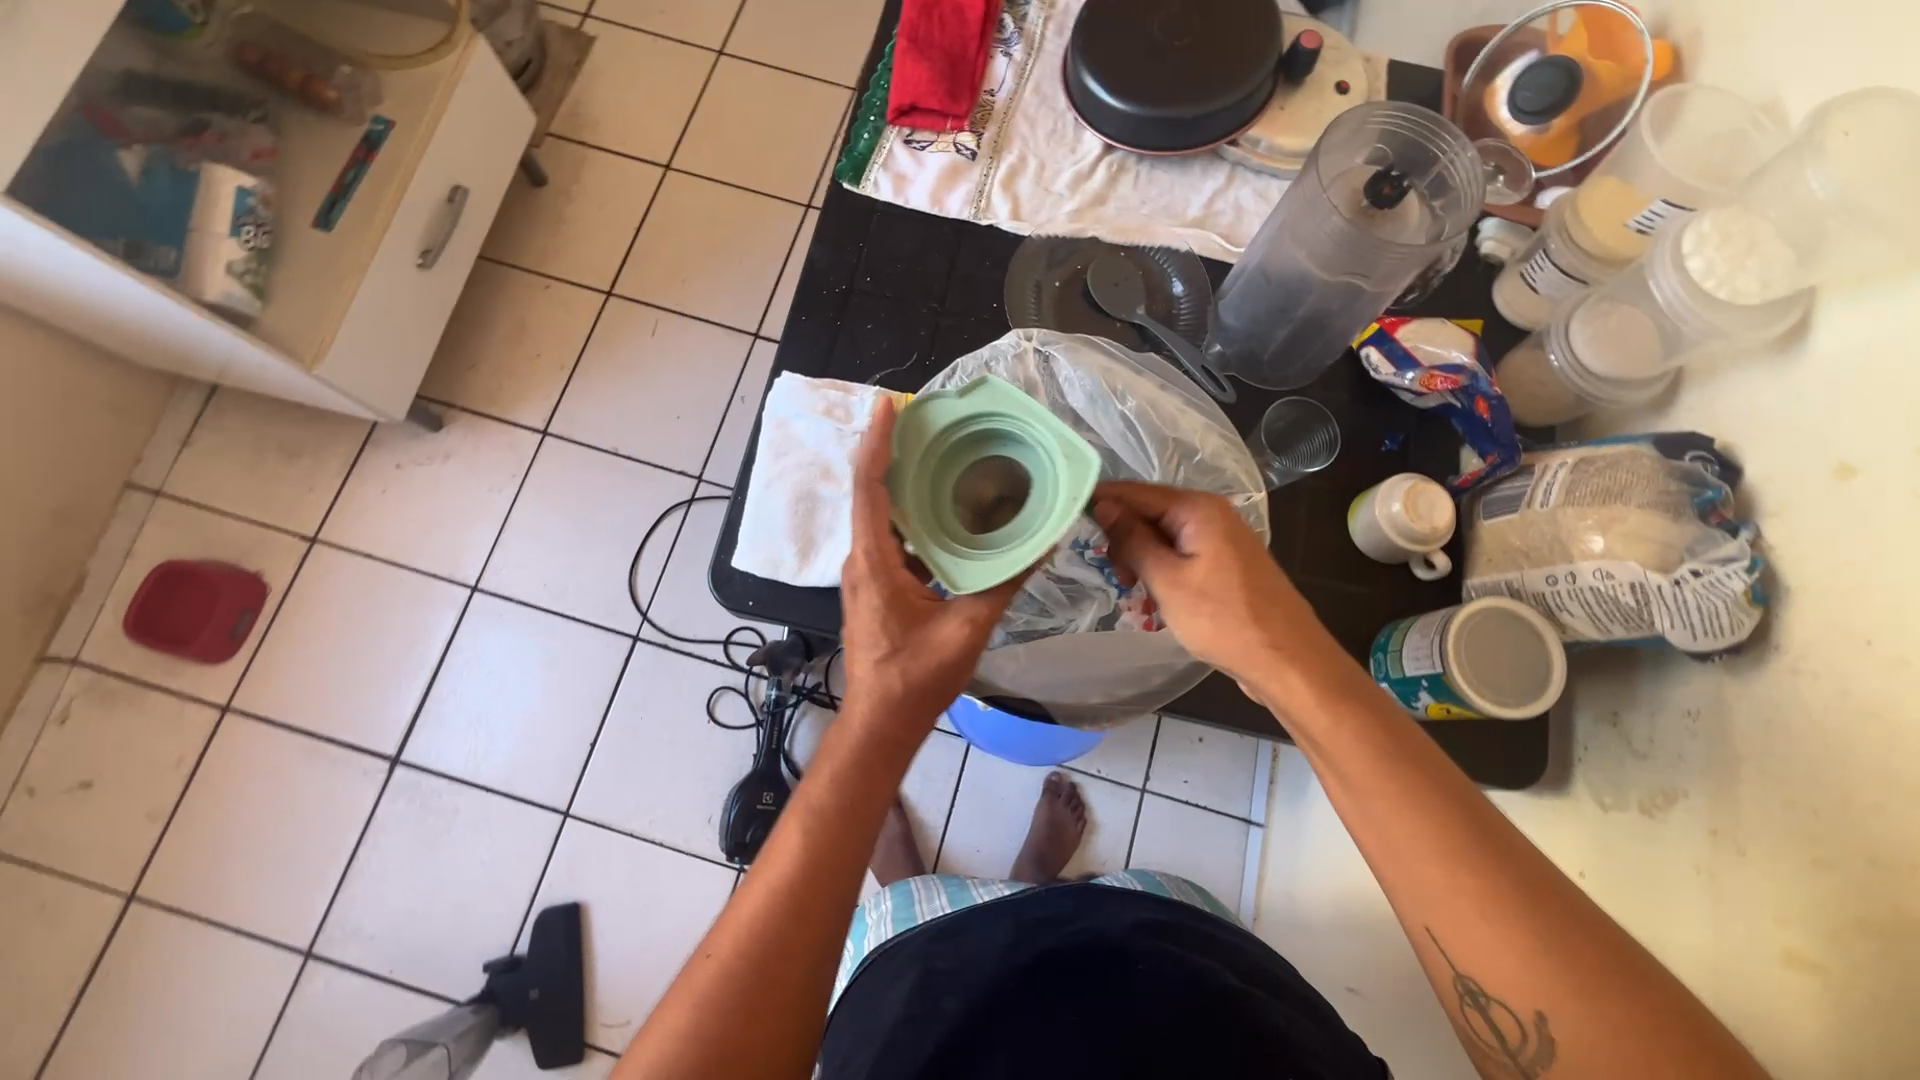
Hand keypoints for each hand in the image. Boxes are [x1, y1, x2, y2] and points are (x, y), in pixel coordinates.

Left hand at [840, 399, 1024, 734]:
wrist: (881, 723)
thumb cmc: (916, 679)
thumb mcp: (967, 629)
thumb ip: (1003, 583)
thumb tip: (1042, 544)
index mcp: (875, 562)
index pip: (870, 488)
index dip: (878, 441)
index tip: (890, 404)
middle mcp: (862, 560)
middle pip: (872, 493)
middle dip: (895, 453)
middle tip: (928, 423)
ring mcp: (865, 575)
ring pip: (882, 517)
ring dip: (906, 487)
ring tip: (942, 459)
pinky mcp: (875, 588)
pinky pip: (892, 540)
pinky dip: (914, 520)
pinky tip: (947, 517)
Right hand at [1091, 481, 1345, 694]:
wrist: (1285, 659)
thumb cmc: (1222, 619)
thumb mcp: (1166, 580)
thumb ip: (1132, 539)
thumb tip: (1103, 506)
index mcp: (1197, 508)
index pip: (1134, 491)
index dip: (1101, 503)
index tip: (1066, 520)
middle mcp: (1210, 514)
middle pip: (1150, 512)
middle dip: (1123, 537)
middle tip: (1113, 574)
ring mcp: (1221, 539)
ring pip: (1164, 536)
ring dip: (1141, 558)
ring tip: (1132, 590)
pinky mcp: (1225, 564)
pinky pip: (1181, 555)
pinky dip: (1162, 570)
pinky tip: (1153, 597)